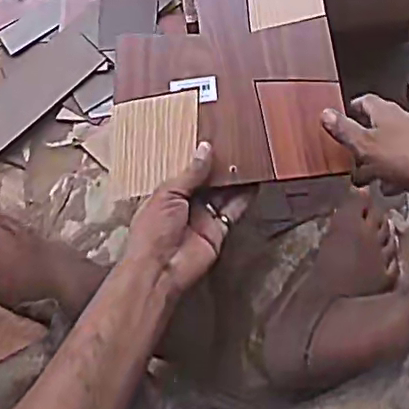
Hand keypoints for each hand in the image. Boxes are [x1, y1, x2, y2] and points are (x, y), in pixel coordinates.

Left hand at [122, 142, 252, 300]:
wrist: (160, 270)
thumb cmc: (153, 229)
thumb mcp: (168, 194)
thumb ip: (191, 173)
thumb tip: (205, 148)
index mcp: (169, 192)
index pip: (188, 170)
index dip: (201, 157)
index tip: (216, 138)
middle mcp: (188, 203)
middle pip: (208, 181)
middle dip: (221, 166)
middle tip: (238, 145)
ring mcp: (204, 217)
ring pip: (223, 193)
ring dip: (235, 179)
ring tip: (251, 159)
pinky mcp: (219, 231)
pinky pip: (233, 211)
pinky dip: (244, 198)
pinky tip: (255, 183)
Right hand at [322, 94, 408, 200]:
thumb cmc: (399, 158)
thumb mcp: (363, 144)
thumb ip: (344, 129)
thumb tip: (325, 113)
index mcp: (384, 111)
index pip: (363, 101)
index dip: (350, 109)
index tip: (340, 120)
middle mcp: (399, 119)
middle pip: (374, 124)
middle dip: (360, 140)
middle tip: (348, 152)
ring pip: (386, 145)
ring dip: (373, 159)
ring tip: (363, 175)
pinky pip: (399, 160)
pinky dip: (390, 170)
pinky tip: (386, 185)